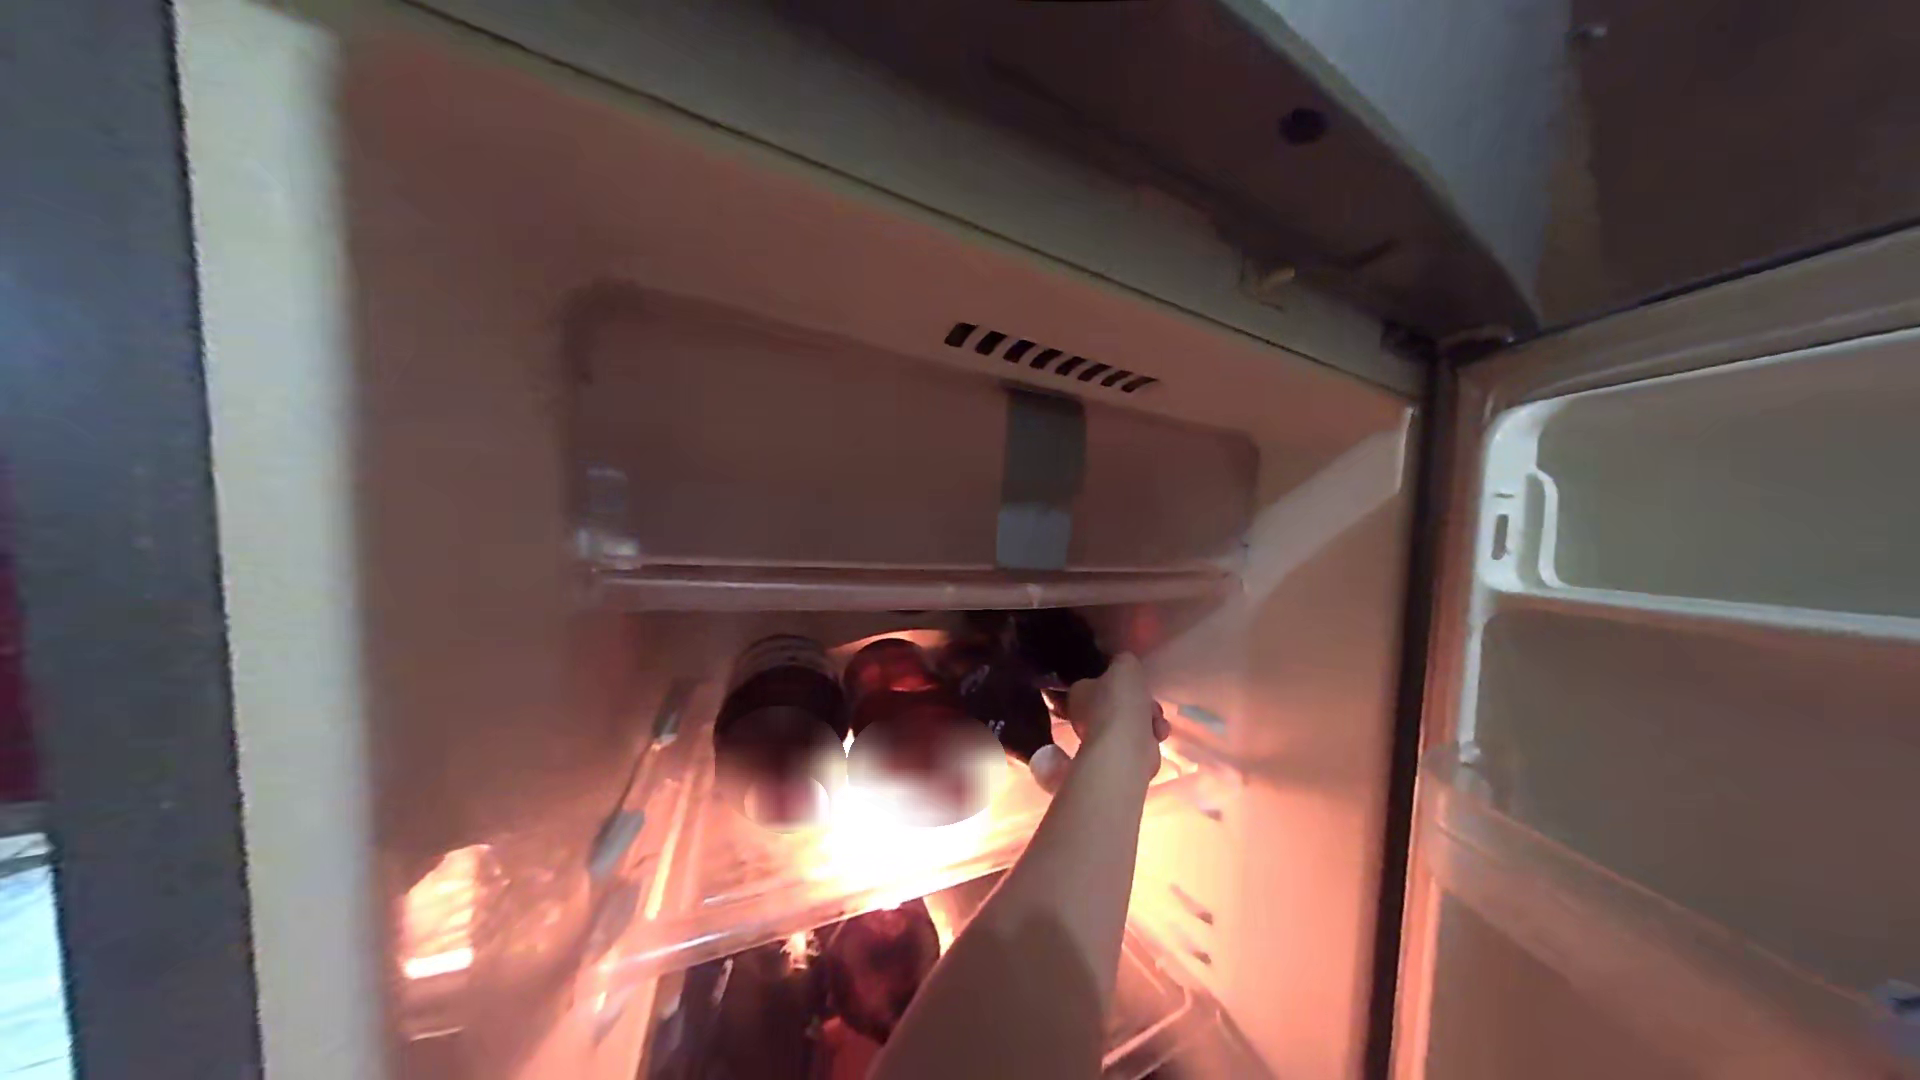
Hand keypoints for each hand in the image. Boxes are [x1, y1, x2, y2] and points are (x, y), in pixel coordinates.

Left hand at [1066, 654, 1168, 782]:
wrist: (1125, 747)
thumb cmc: (1119, 702)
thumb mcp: (1125, 666)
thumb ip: (1124, 661)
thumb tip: (1123, 665)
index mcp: (1079, 692)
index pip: (1097, 682)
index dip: (1118, 681)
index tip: (1133, 682)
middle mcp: (1086, 715)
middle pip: (1120, 701)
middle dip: (1141, 701)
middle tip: (1149, 703)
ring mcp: (1103, 737)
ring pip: (1134, 719)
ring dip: (1151, 718)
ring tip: (1156, 721)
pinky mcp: (1120, 753)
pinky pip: (1141, 738)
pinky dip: (1152, 735)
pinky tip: (1158, 735)